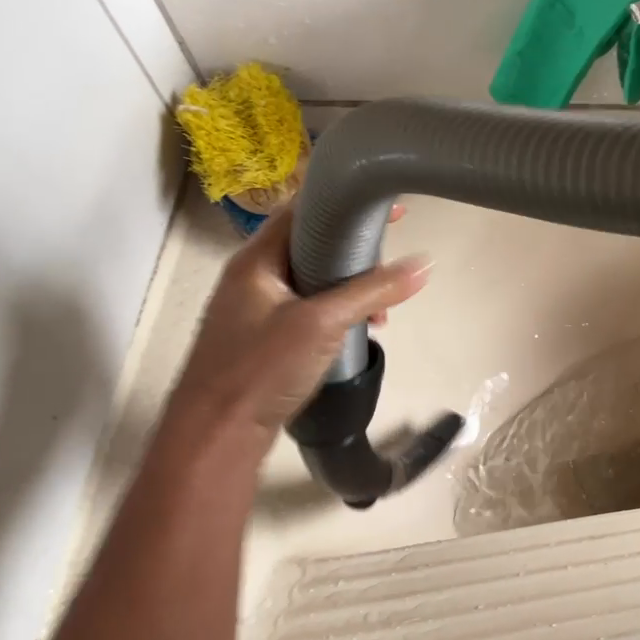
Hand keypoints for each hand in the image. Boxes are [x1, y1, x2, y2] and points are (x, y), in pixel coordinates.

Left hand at [163, 203, 430, 445]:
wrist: (216, 435)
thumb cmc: (261, 369)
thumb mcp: (323, 322)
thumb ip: (373, 291)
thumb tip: (423, 265)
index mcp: (255, 262)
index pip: (302, 211)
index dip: (346, 204)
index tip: (391, 211)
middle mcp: (253, 277)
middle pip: (314, 245)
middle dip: (358, 255)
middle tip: (390, 269)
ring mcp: (257, 308)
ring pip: (317, 280)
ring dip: (354, 289)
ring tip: (381, 311)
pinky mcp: (266, 336)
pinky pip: (313, 308)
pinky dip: (342, 312)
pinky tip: (362, 332)